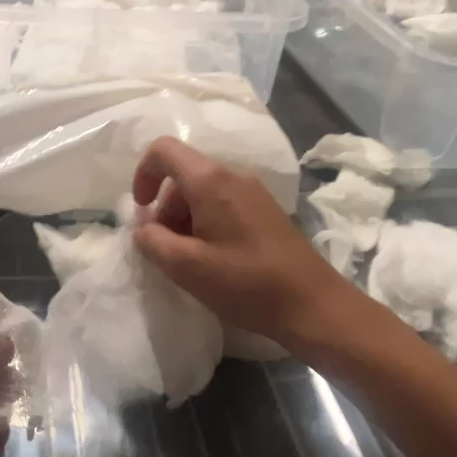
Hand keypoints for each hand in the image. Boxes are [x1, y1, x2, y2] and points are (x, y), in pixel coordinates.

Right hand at [132, 136, 376, 350]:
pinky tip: (215, 260)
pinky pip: (223, 203)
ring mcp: (253, 192)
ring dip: (185, 219)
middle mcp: (233, 176)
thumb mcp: (187, 268)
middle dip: (165, 207)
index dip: (143, 174)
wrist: (314, 306)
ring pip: (202, 191)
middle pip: (183, 174)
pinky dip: (207, 224)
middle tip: (168, 249)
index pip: (163, 150)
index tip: (142, 211)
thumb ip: (153, 242)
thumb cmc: (247, 283)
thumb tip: (144, 229)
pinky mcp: (265, 211)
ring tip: (191, 260)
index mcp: (210, 181)